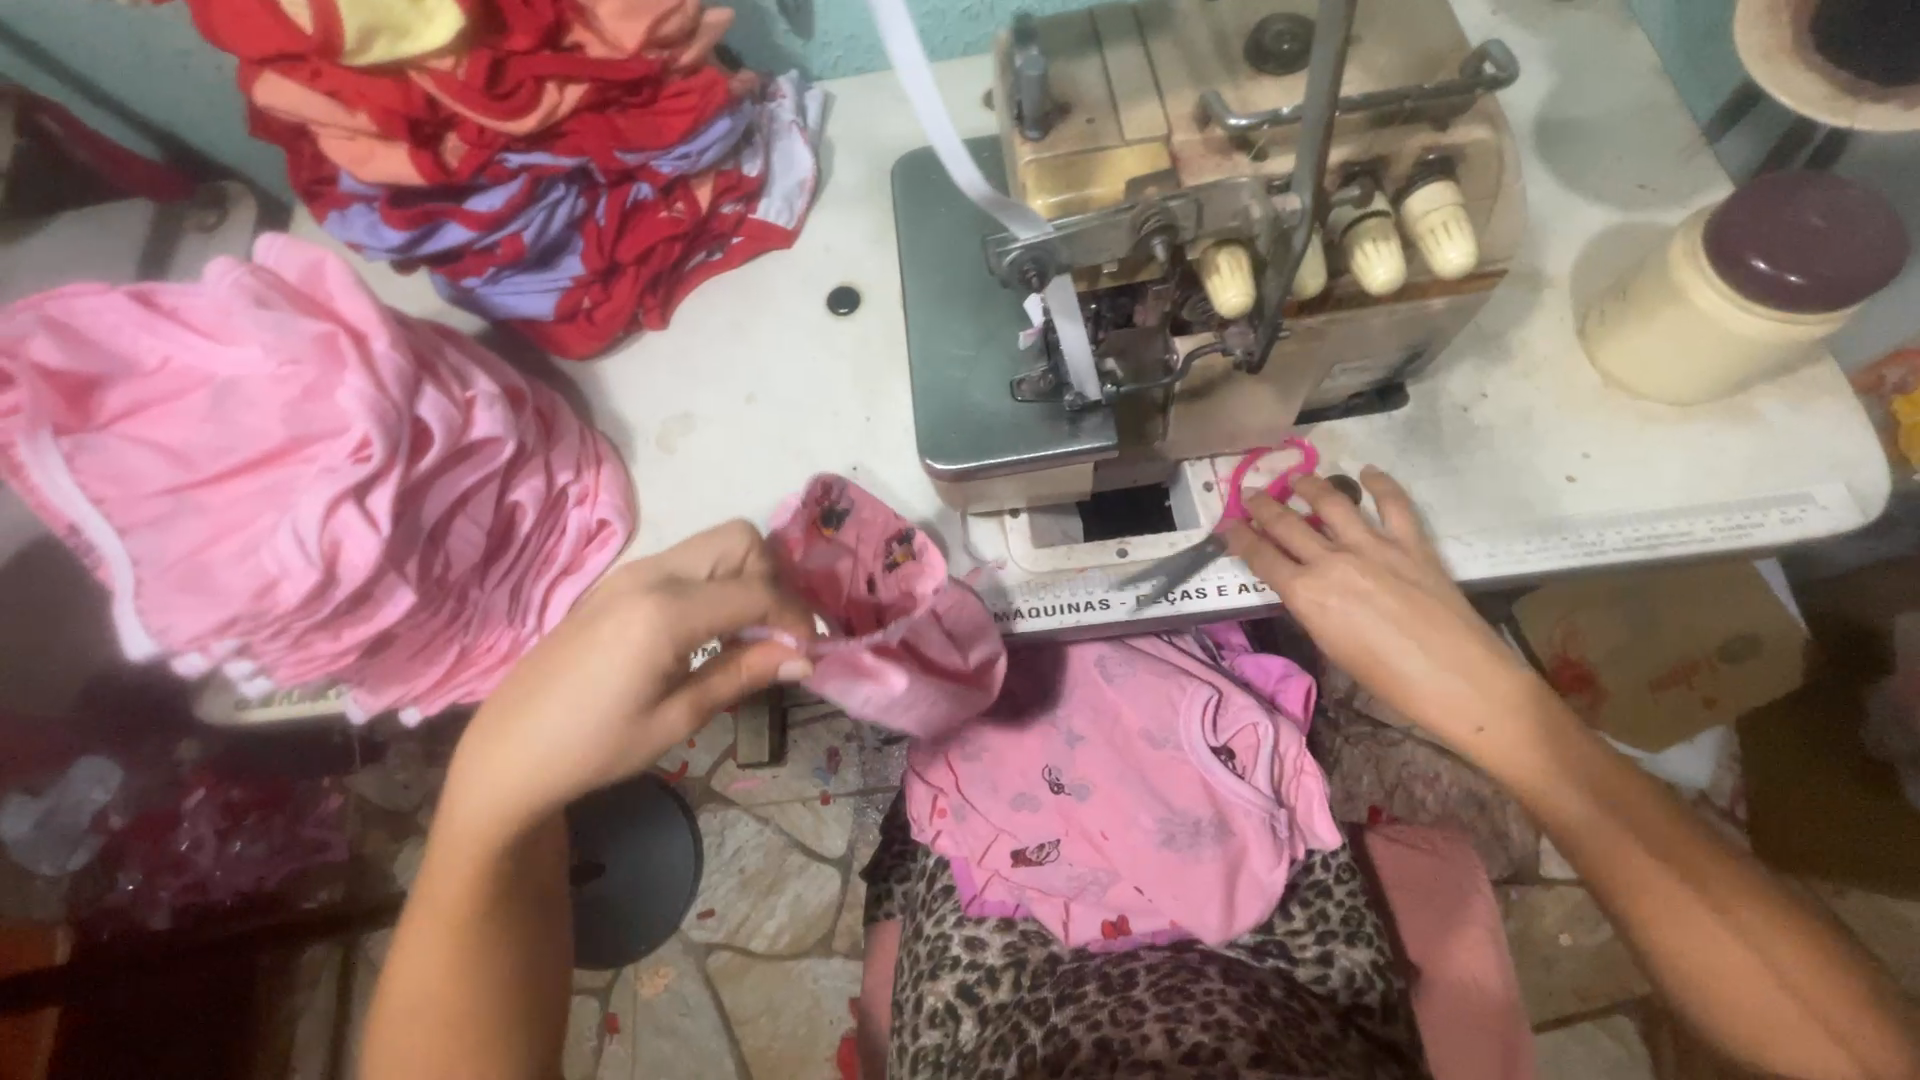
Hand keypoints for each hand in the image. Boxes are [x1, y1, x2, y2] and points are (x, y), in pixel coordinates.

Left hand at [445, 521, 815, 833]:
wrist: (509, 750)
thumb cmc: (594, 746)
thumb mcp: (678, 718)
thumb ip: (743, 674)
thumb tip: (806, 656)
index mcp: (665, 611)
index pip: (758, 591)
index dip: (796, 618)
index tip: (809, 651)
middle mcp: (650, 574)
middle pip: (741, 539)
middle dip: (772, 578)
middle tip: (773, 632)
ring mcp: (631, 572)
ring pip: (715, 544)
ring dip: (745, 577)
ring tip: (746, 634)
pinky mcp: (620, 582)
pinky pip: (687, 561)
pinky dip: (716, 582)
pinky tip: (709, 632)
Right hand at [1223, 467, 1543, 749]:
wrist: (1458, 680)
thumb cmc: (1387, 680)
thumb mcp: (1330, 646)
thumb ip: (1312, 609)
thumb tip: (1305, 588)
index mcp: (1307, 594)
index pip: (1260, 556)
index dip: (1238, 538)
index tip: (1225, 525)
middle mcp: (1333, 562)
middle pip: (1286, 523)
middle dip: (1262, 505)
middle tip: (1250, 493)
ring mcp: (1374, 547)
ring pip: (1332, 503)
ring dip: (1308, 486)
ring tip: (1297, 478)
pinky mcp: (1412, 544)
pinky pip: (1394, 504)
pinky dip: (1380, 484)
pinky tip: (1368, 473)